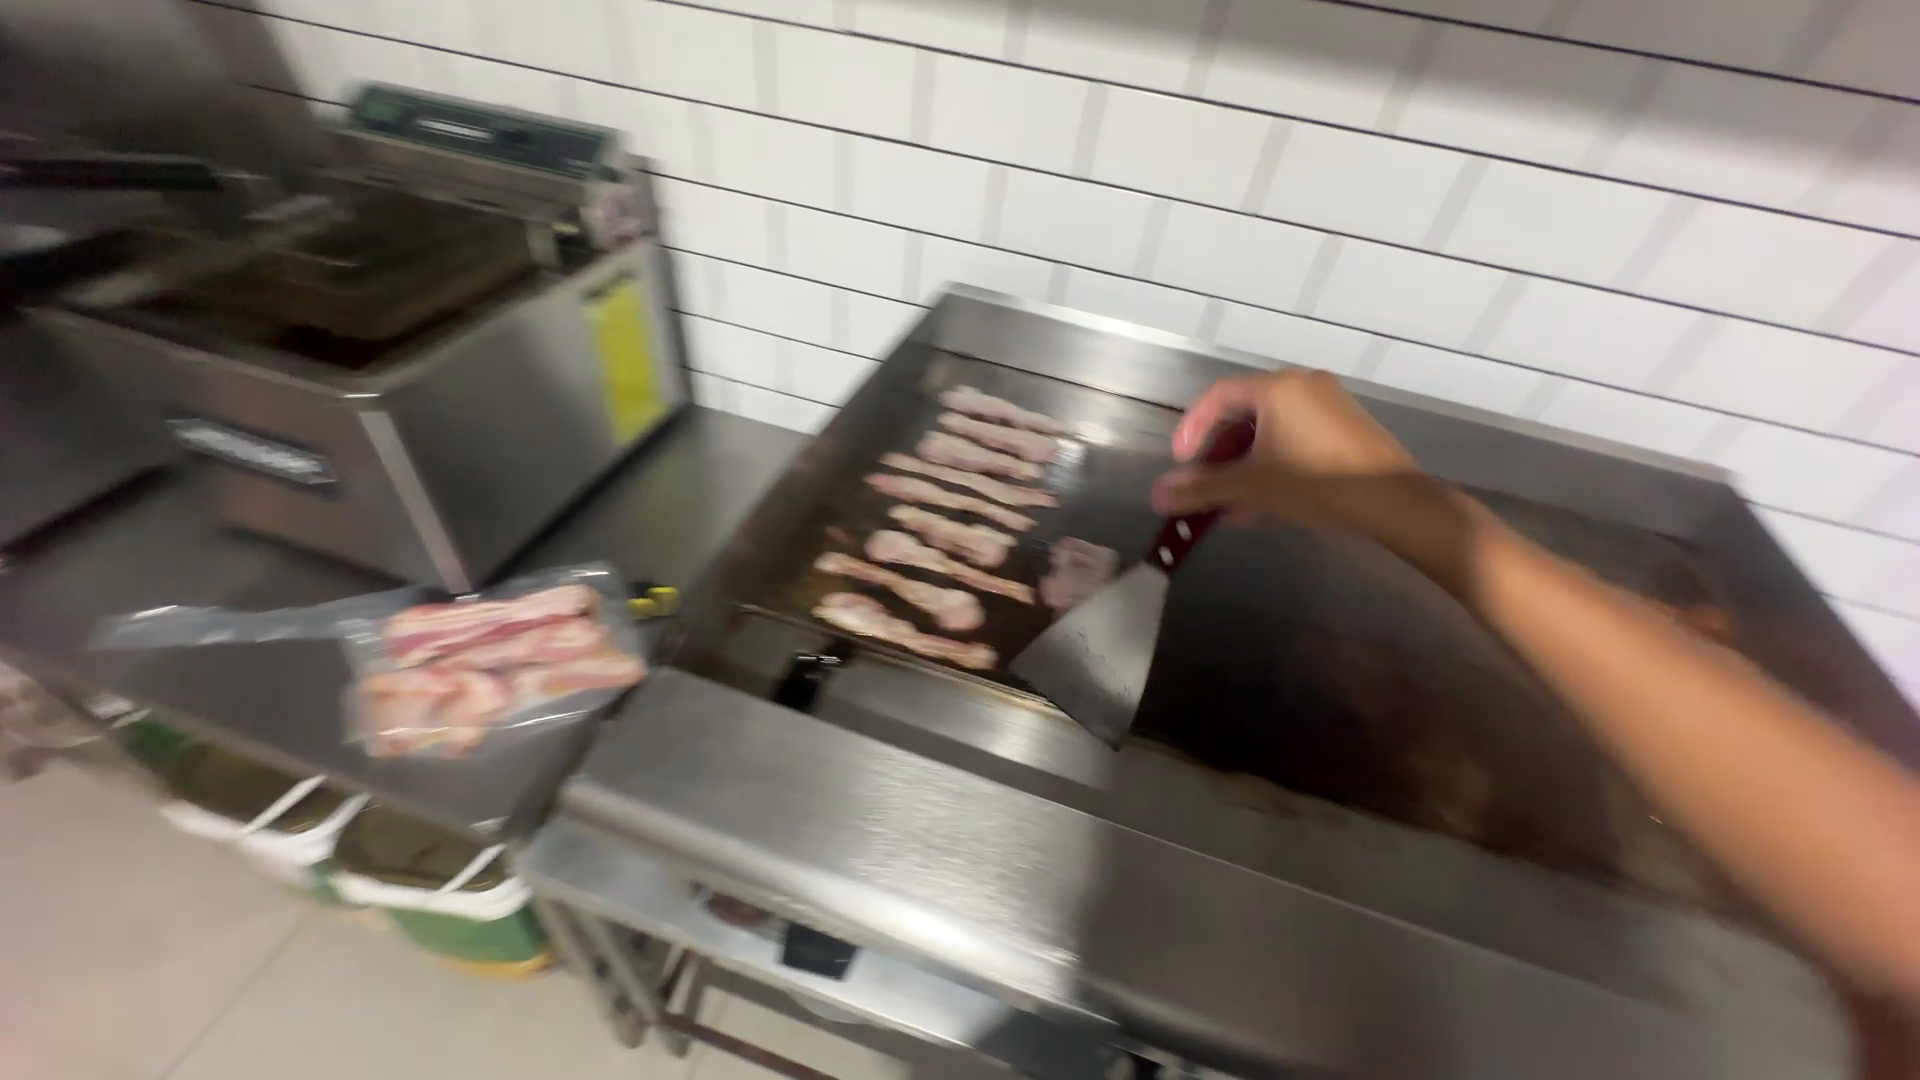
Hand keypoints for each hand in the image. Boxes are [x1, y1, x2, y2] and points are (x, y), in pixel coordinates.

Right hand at [1151, 370, 1420, 525]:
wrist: (1392, 500)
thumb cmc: (1314, 482)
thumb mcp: (1250, 486)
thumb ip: (1201, 489)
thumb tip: (1157, 496)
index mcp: (1276, 388)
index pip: (1218, 397)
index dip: (1192, 428)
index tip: (1182, 461)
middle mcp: (1303, 385)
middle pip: (1244, 414)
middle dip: (1220, 454)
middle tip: (1209, 483)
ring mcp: (1329, 403)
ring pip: (1269, 430)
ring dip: (1245, 464)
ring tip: (1235, 501)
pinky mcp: (1346, 425)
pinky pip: (1295, 436)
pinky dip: (1273, 462)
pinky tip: (1267, 499)